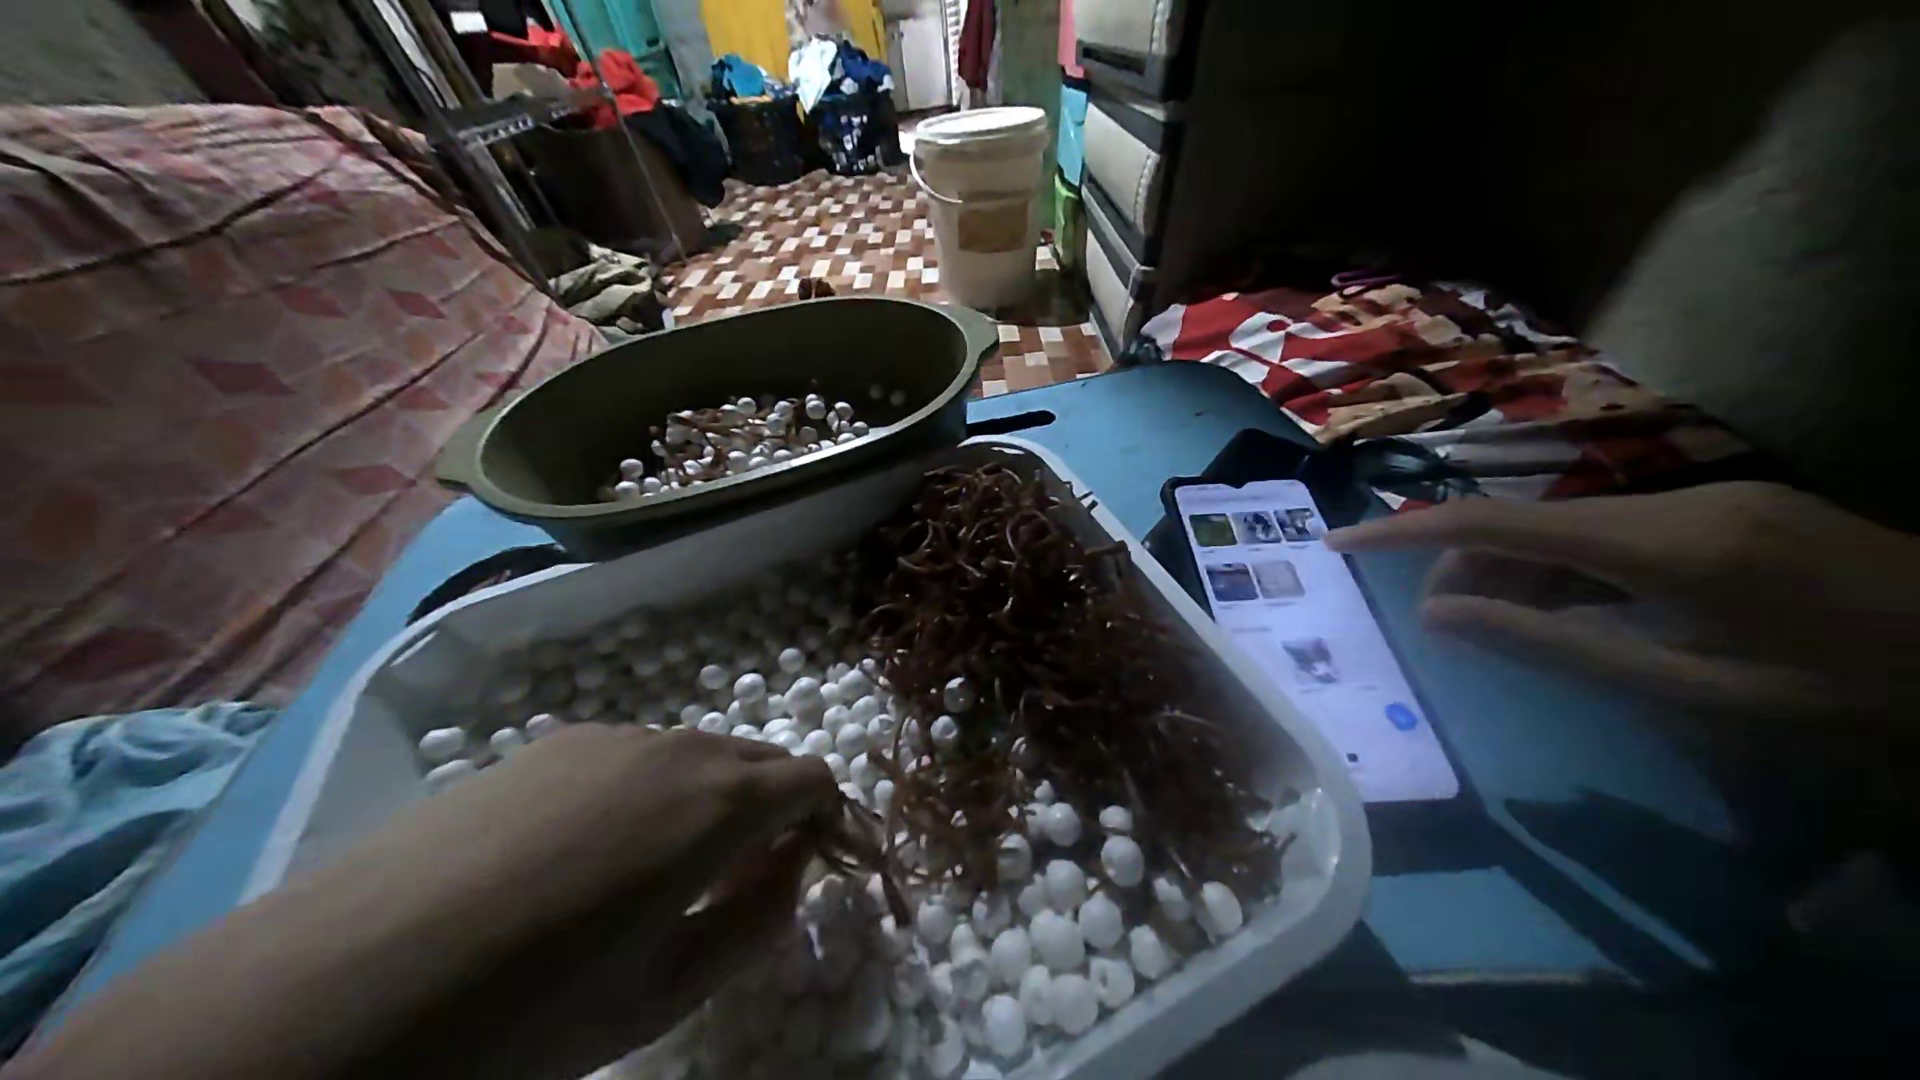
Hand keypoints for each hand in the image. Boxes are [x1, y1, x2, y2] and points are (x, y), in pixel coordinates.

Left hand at [368, 725, 838, 1078]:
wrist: (346, 980)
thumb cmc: (533, 1004)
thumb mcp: (666, 994)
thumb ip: (756, 924)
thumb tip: (786, 873)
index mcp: (722, 802)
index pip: (814, 779)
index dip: (825, 820)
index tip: (804, 867)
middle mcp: (678, 748)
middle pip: (759, 757)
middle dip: (770, 809)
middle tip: (734, 878)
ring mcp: (611, 737)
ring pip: (696, 755)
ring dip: (708, 798)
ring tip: (652, 870)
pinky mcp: (552, 743)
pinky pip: (635, 756)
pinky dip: (649, 789)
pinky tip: (582, 852)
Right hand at [1327, 482, 1919, 721]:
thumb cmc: (1858, 704)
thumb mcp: (1690, 691)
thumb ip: (1548, 644)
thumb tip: (1434, 614)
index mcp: (1668, 547)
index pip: (1493, 523)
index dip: (1402, 531)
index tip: (1336, 542)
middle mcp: (1678, 504)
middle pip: (1523, 522)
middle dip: (1464, 567)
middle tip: (1447, 626)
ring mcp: (1709, 501)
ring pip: (1562, 527)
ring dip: (1515, 572)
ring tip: (1506, 626)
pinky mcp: (1730, 512)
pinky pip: (1609, 534)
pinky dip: (1568, 571)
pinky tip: (1574, 611)